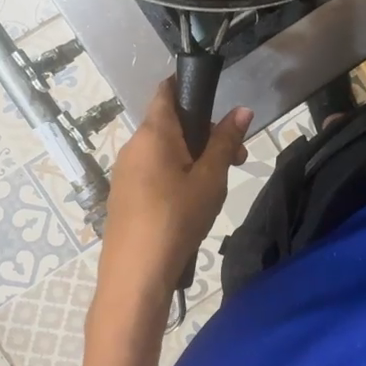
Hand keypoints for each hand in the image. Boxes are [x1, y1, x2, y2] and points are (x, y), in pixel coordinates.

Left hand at [95, 79, 252, 305]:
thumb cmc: (176, 218)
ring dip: (194, 157)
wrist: (134, 278)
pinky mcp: (123, 197)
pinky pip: (154, 171)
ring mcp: (125, 173)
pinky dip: (176, 174)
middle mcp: (133, 147)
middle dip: (205, 134)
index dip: (190, 87)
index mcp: (153, 134)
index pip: (166, 92)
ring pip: (164, 150)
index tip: (218, 100)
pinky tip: (193, 202)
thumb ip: (225, 140)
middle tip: (237, 158)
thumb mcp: (211, 177)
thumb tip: (241, 110)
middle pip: (171, 124)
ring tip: (220, 184)